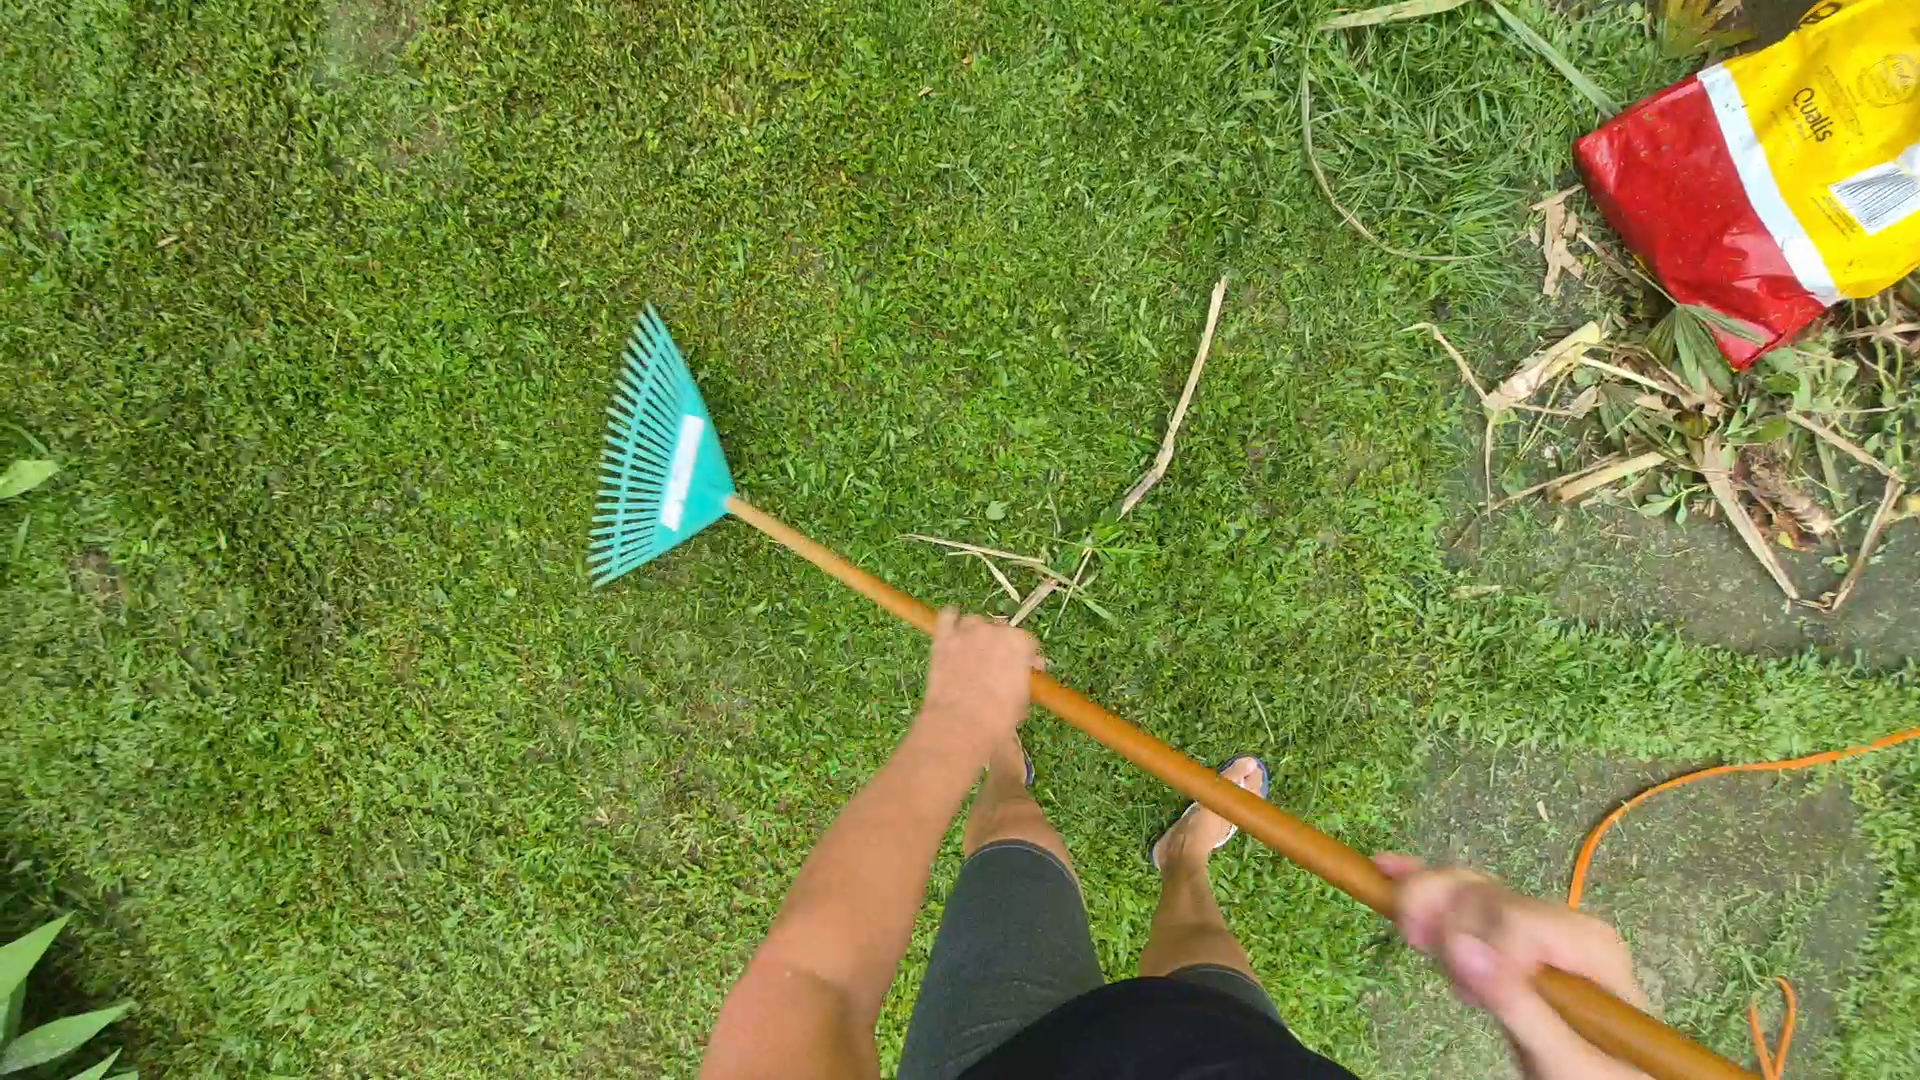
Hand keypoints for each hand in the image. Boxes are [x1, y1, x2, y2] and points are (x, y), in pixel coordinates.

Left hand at [914, 609, 1038, 758]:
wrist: (960, 724)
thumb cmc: (997, 719)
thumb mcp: (1021, 701)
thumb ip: (1022, 683)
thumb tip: (1018, 683)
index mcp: (1019, 643)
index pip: (1028, 642)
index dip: (1028, 656)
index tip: (1028, 669)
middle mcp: (994, 630)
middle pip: (1002, 630)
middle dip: (1003, 645)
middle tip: (1000, 666)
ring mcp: (967, 632)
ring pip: (975, 622)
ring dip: (978, 633)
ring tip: (976, 650)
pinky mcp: (943, 639)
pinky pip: (947, 617)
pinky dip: (951, 619)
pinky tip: (954, 627)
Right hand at [1375, 854, 1650, 1079]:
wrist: (1598, 1079)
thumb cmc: (1599, 1077)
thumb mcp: (1568, 1059)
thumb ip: (1519, 1005)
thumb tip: (1461, 949)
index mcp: (1589, 945)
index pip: (1518, 920)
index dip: (1483, 948)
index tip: (1470, 996)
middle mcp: (1558, 919)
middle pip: (1483, 896)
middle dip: (1450, 930)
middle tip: (1453, 987)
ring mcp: (1526, 916)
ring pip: (1461, 884)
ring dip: (1424, 904)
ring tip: (1416, 942)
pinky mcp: (1497, 922)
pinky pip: (1453, 888)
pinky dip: (1417, 878)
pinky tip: (1384, 867)